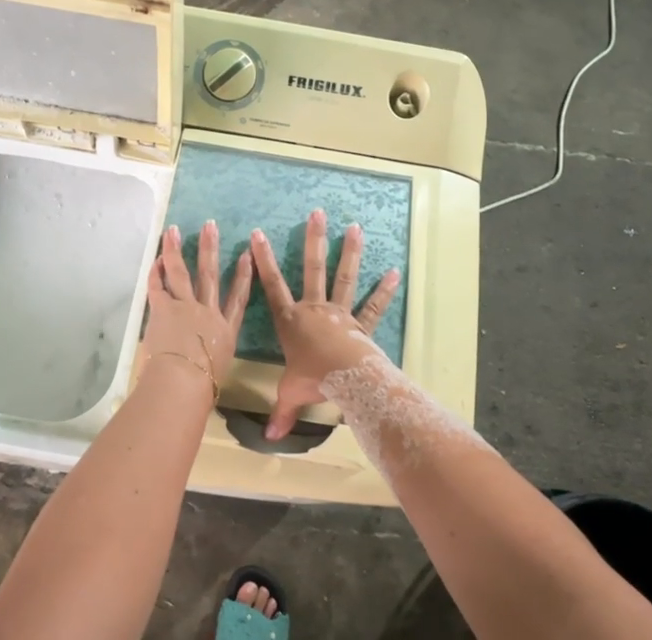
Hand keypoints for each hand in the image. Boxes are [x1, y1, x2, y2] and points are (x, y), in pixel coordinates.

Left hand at [142, 222, 250, 394]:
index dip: (243, 276)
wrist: (182, 383)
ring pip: (181, 273)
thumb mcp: (216, 373)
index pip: (238, 298)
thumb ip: (213, 362)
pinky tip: (156, 260)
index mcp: (225, 331)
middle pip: (210, 275)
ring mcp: (185, 308)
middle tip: (209, 226)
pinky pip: (158, 287)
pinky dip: (156, 273)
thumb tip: (206, 369)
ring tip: (173, 229)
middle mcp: (208, 313)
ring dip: (176, 250)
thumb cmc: (201, 388)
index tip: (247, 256)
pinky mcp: (164, 310)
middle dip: (210, 249)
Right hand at [251, 209, 402, 439]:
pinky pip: (373, 306)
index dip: (263, 260)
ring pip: (343, 276)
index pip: (272, 285)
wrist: (346, 379)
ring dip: (350, 252)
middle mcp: (314, 309)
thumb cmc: (312, 381)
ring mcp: (340, 312)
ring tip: (356, 226)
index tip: (257, 234)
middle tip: (318, 213)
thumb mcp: (290, 394)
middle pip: (312, 268)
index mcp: (290, 320)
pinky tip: (394, 271)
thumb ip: (281, 413)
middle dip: (314, 240)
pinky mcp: (361, 324)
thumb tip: (269, 440)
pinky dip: (384, 290)